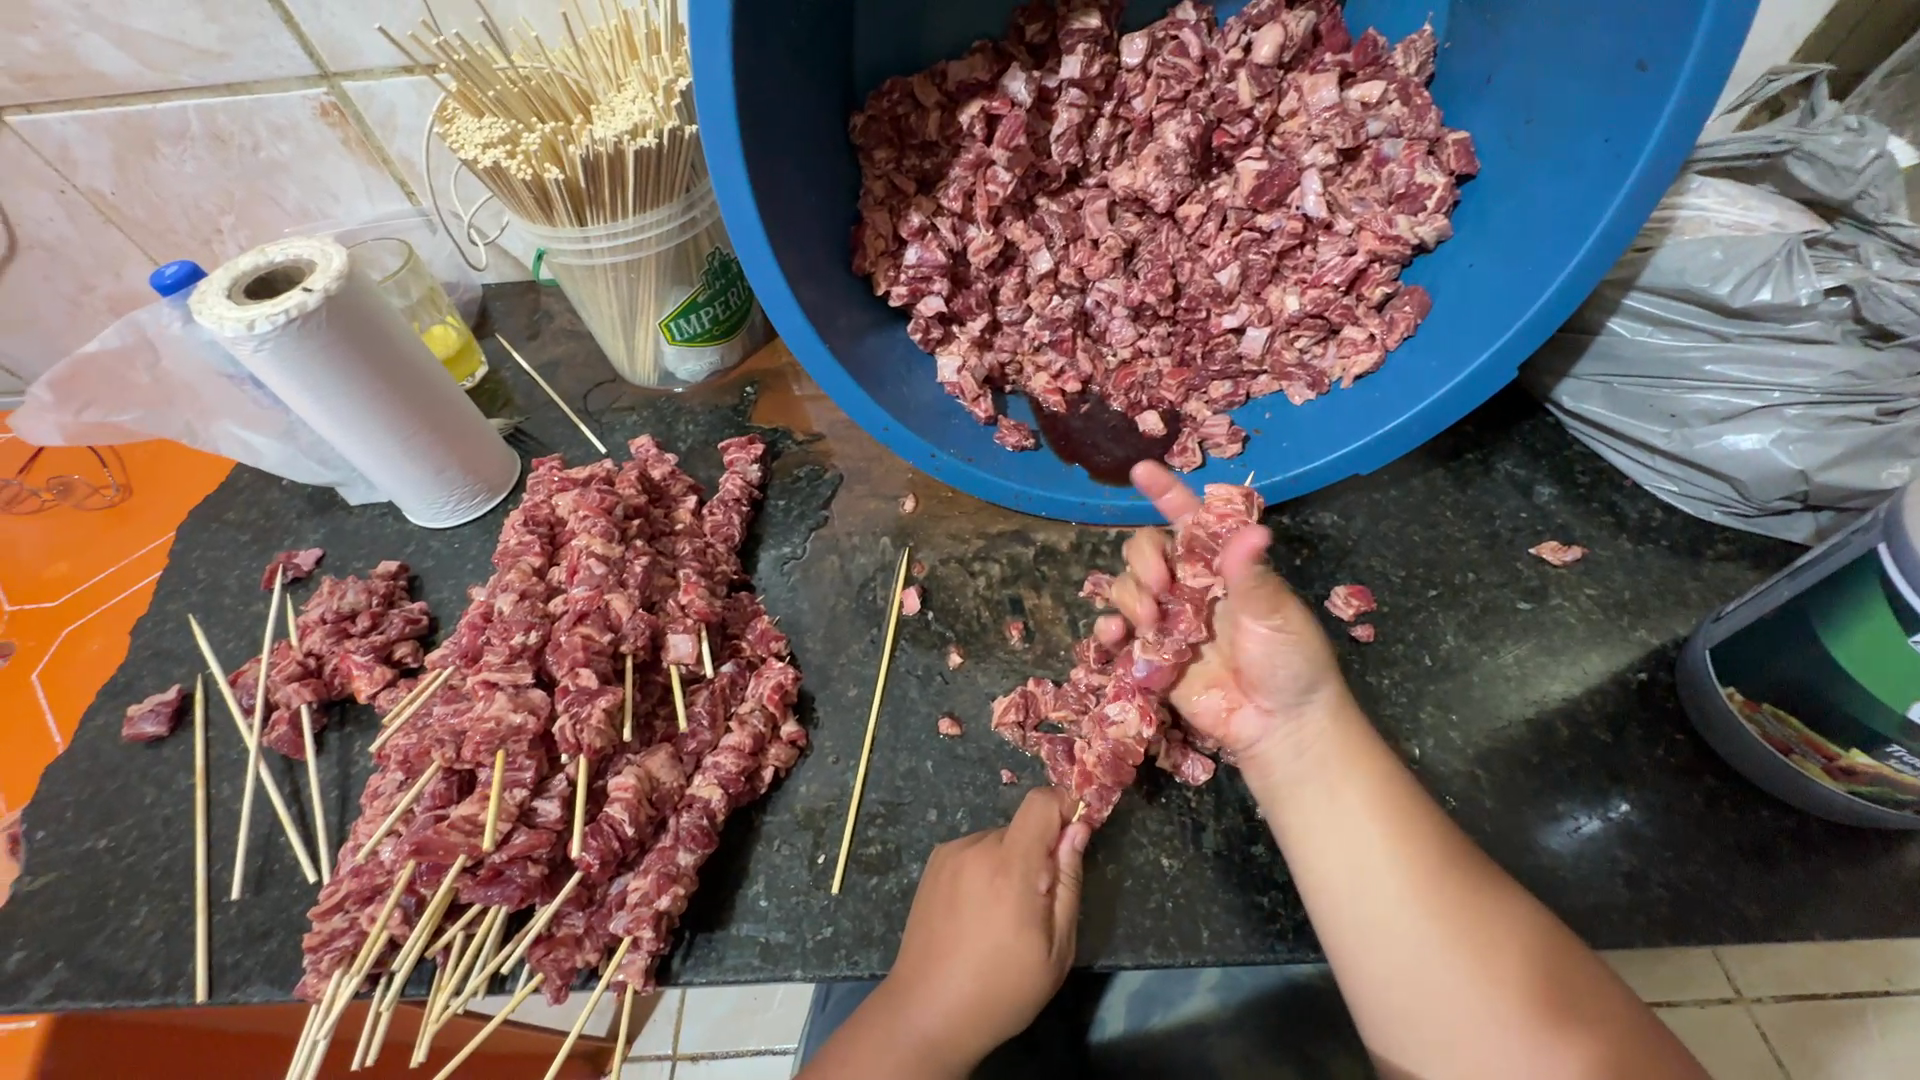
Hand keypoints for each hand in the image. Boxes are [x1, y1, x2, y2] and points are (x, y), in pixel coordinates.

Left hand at [873, 788, 1089, 1072]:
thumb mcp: (1056, 948)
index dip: (1065, 808)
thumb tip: (1078, 829)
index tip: (1075, 839)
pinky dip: (986, 871)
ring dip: (1010, 864)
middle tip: (1036, 907)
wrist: (926, 1012)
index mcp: (1010, 865)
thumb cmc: (1002, 990)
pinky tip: (977, 914)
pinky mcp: (934, 864)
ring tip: (1002, 918)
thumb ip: (1069, 881)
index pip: (1041, 802)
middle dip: (1038, 855)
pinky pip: (974, 852)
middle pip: (1022, 827)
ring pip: (998, 842)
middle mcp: (976, 847)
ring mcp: (950, 854)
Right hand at [1094, 461, 1354, 767]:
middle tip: (1161, 587)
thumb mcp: (1277, 615)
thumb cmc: (1292, 663)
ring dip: (1127, 596)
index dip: (1166, 494)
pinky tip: (1116, 636)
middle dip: (1143, 560)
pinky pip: (1115, 632)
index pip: (1190, 522)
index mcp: (1222, 568)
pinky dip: (1108, 629)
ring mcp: (1166, 621)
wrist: (1280, 725)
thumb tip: (1252, 530)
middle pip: (1145, 551)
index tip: (1141, 471)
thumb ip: (1252, 575)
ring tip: (1149, 622)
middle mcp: (1189, 587)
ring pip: (1125, 587)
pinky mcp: (1150, 654)